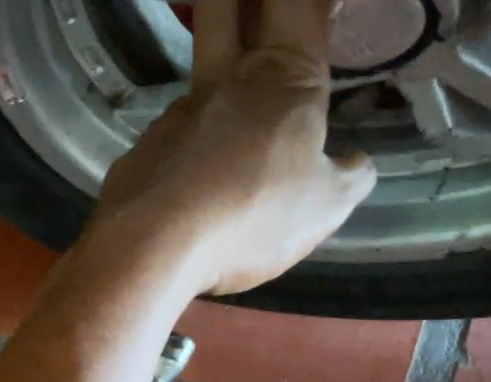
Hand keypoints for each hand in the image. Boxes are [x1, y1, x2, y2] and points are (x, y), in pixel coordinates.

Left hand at [86, 0, 375, 294]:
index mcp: (285, 80)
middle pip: (223, 11)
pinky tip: (180, 198)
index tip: (305, 2)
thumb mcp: (324, 207)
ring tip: (219, 147)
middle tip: (241, 9)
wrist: (149, 248)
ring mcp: (172, 119)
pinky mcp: (136, 157)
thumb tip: (354, 165)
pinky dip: (175, 166)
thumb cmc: (251, 216)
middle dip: (231, 2)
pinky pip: (163, 152)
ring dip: (208, 100)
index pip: (300, 4)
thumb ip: (344, 179)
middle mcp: (224, 85)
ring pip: (194, 90)